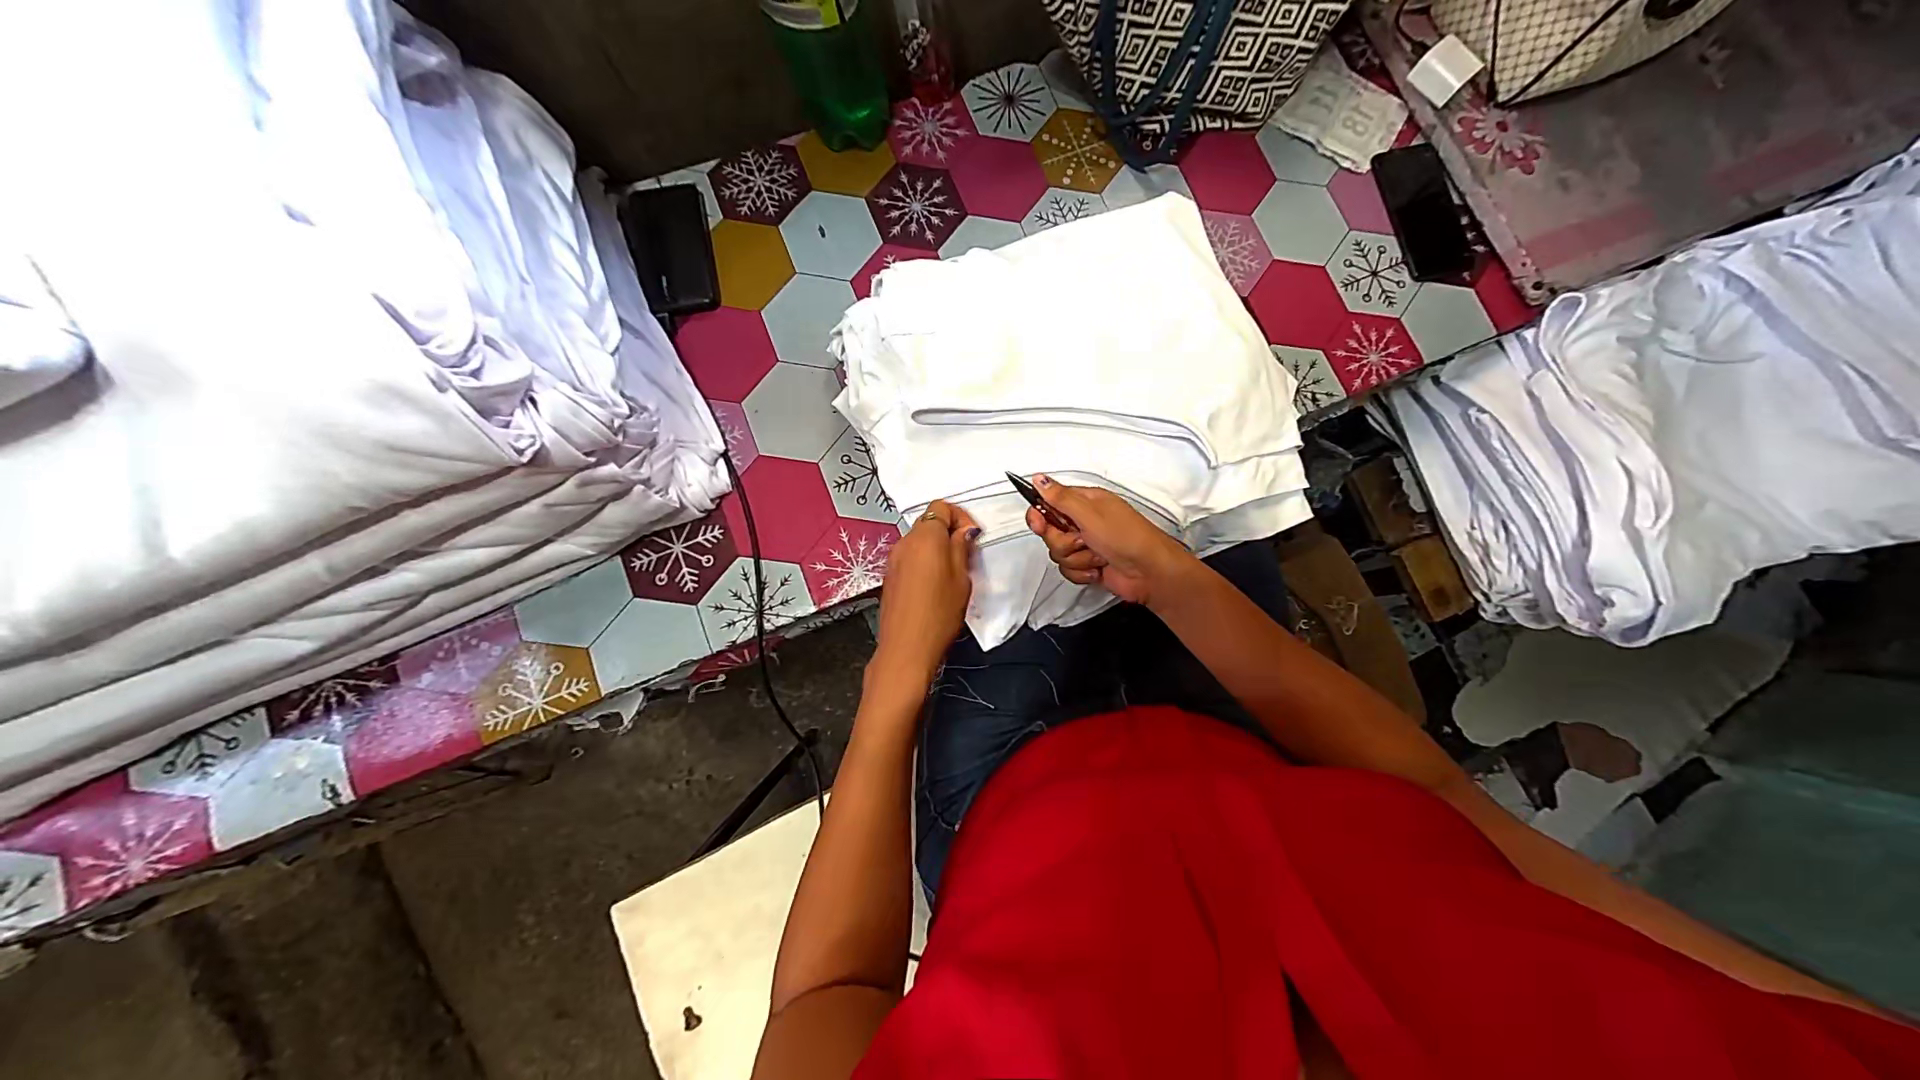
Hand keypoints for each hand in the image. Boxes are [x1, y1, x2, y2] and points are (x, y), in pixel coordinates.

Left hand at [872, 500, 978, 687]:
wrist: (907, 648)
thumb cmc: (935, 618)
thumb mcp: (962, 579)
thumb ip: (961, 548)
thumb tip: (964, 533)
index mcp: (925, 538)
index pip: (941, 507)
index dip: (960, 517)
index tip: (971, 534)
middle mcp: (905, 544)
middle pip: (928, 522)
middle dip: (948, 532)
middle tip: (966, 552)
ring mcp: (894, 559)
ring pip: (918, 540)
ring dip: (936, 547)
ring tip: (952, 571)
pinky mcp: (890, 575)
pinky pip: (909, 557)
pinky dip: (923, 561)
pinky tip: (935, 583)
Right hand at [1025, 475, 1195, 607]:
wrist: (1150, 572)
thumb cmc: (1129, 538)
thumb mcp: (1090, 513)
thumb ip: (1060, 497)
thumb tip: (1040, 479)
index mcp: (1086, 502)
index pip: (1049, 503)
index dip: (1040, 514)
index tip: (1040, 522)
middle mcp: (1084, 522)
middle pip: (1050, 532)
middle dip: (1063, 541)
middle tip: (1081, 539)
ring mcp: (1087, 545)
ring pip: (1058, 554)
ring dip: (1076, 558)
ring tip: (1096, 554)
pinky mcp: (1089, 565)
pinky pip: (1068, 570)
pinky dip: (1081, 572)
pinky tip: (1098, 568)